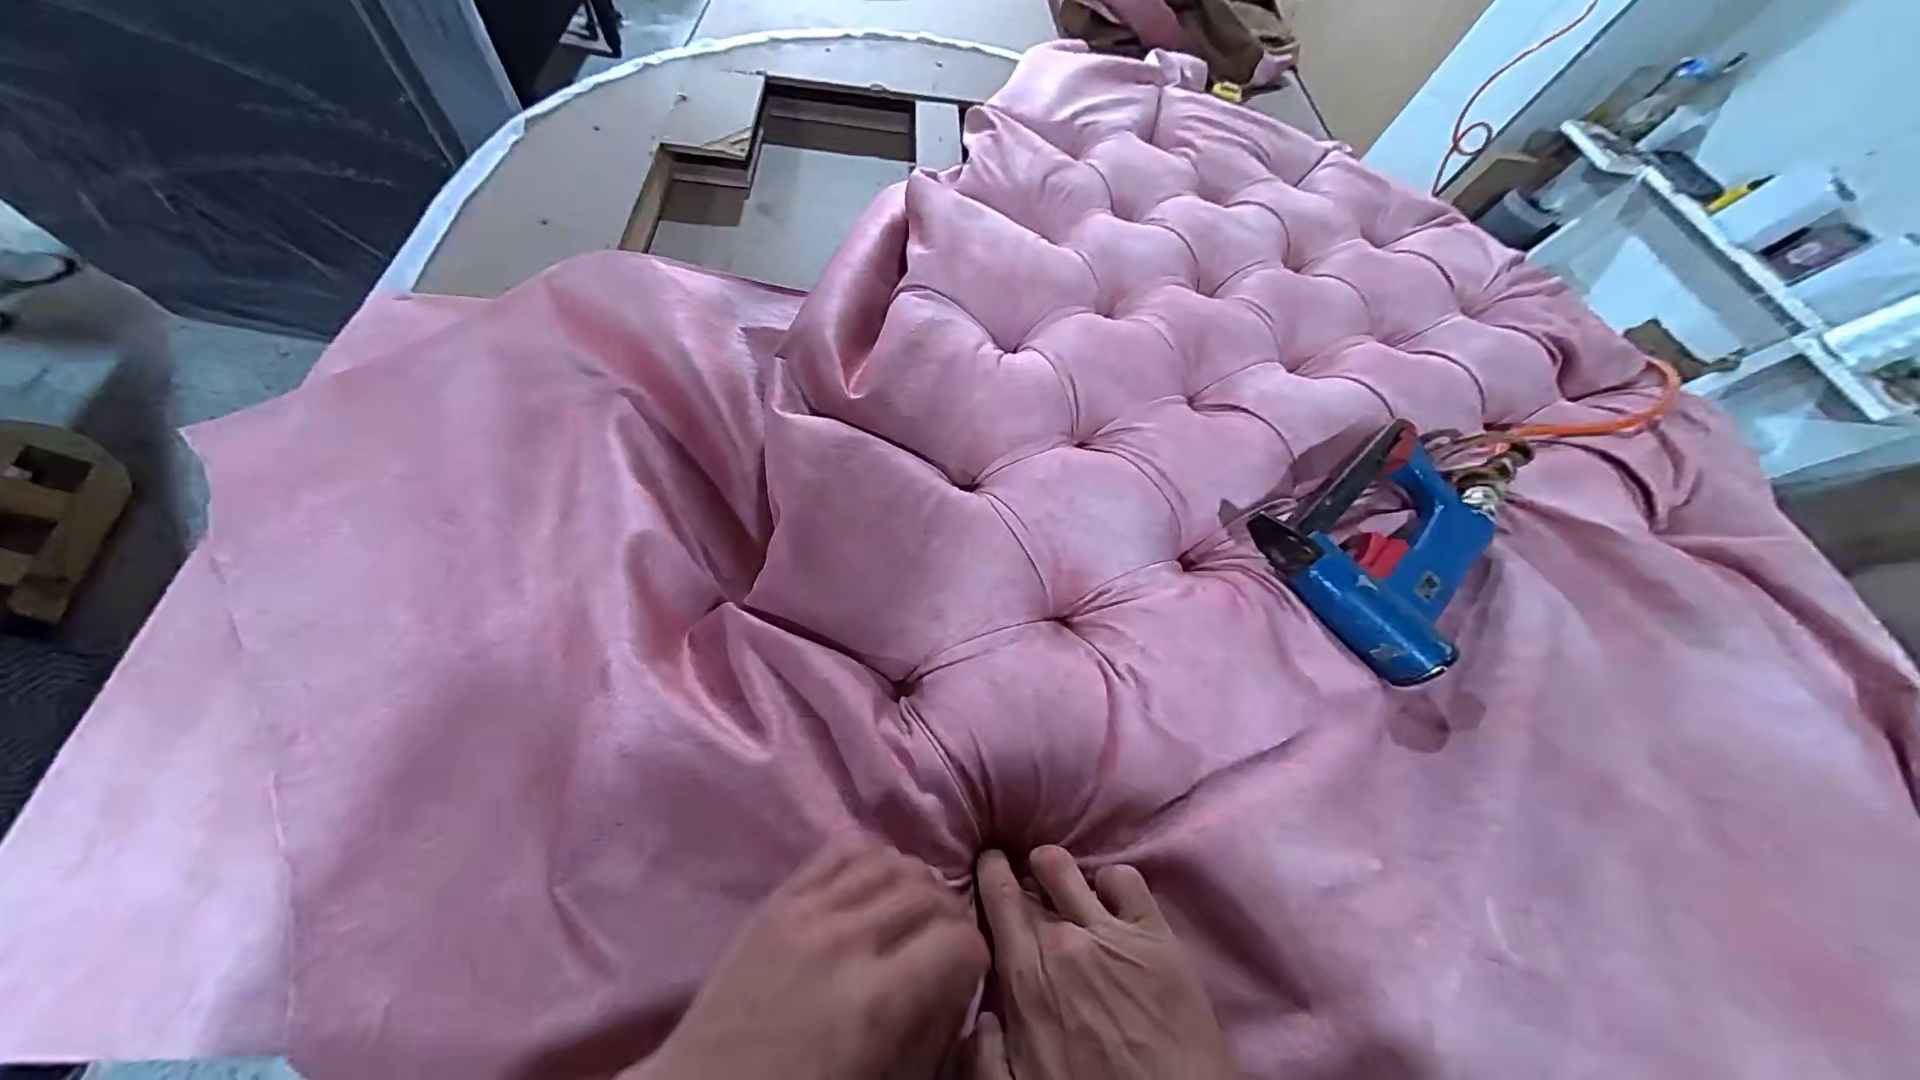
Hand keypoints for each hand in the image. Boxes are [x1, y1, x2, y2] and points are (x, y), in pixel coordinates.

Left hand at [629, 842, 988, 1079]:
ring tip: (916, 906)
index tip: (968, 972)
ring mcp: (807, 910)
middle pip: (929, 893)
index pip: (959, 942)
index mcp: (875, 1002)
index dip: (976, 956)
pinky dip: (874, 856)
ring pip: (891, 861)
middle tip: (947, 938)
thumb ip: (928, 1035)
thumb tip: (958, 985)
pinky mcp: (778, 897)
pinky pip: (842, 849)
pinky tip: (878, 880)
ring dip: (917, 880)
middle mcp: (846, 940)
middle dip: (952, 914)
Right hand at [968, 846, 1233, 1079]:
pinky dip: (1111, 882)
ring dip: (1055, 868)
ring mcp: (1110, 931)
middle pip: (1029, 878)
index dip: (990, 870)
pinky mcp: (1155, 935)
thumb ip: (984, 1050)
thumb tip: (978, 1010)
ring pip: (1066, 866)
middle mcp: (1063, 939)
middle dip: (1019, 873)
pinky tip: (1111, 902)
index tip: (989, 865)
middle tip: (1022, 885)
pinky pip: (1124, 878)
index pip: (998, 893)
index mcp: (1026, 973)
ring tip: (1060, 882)